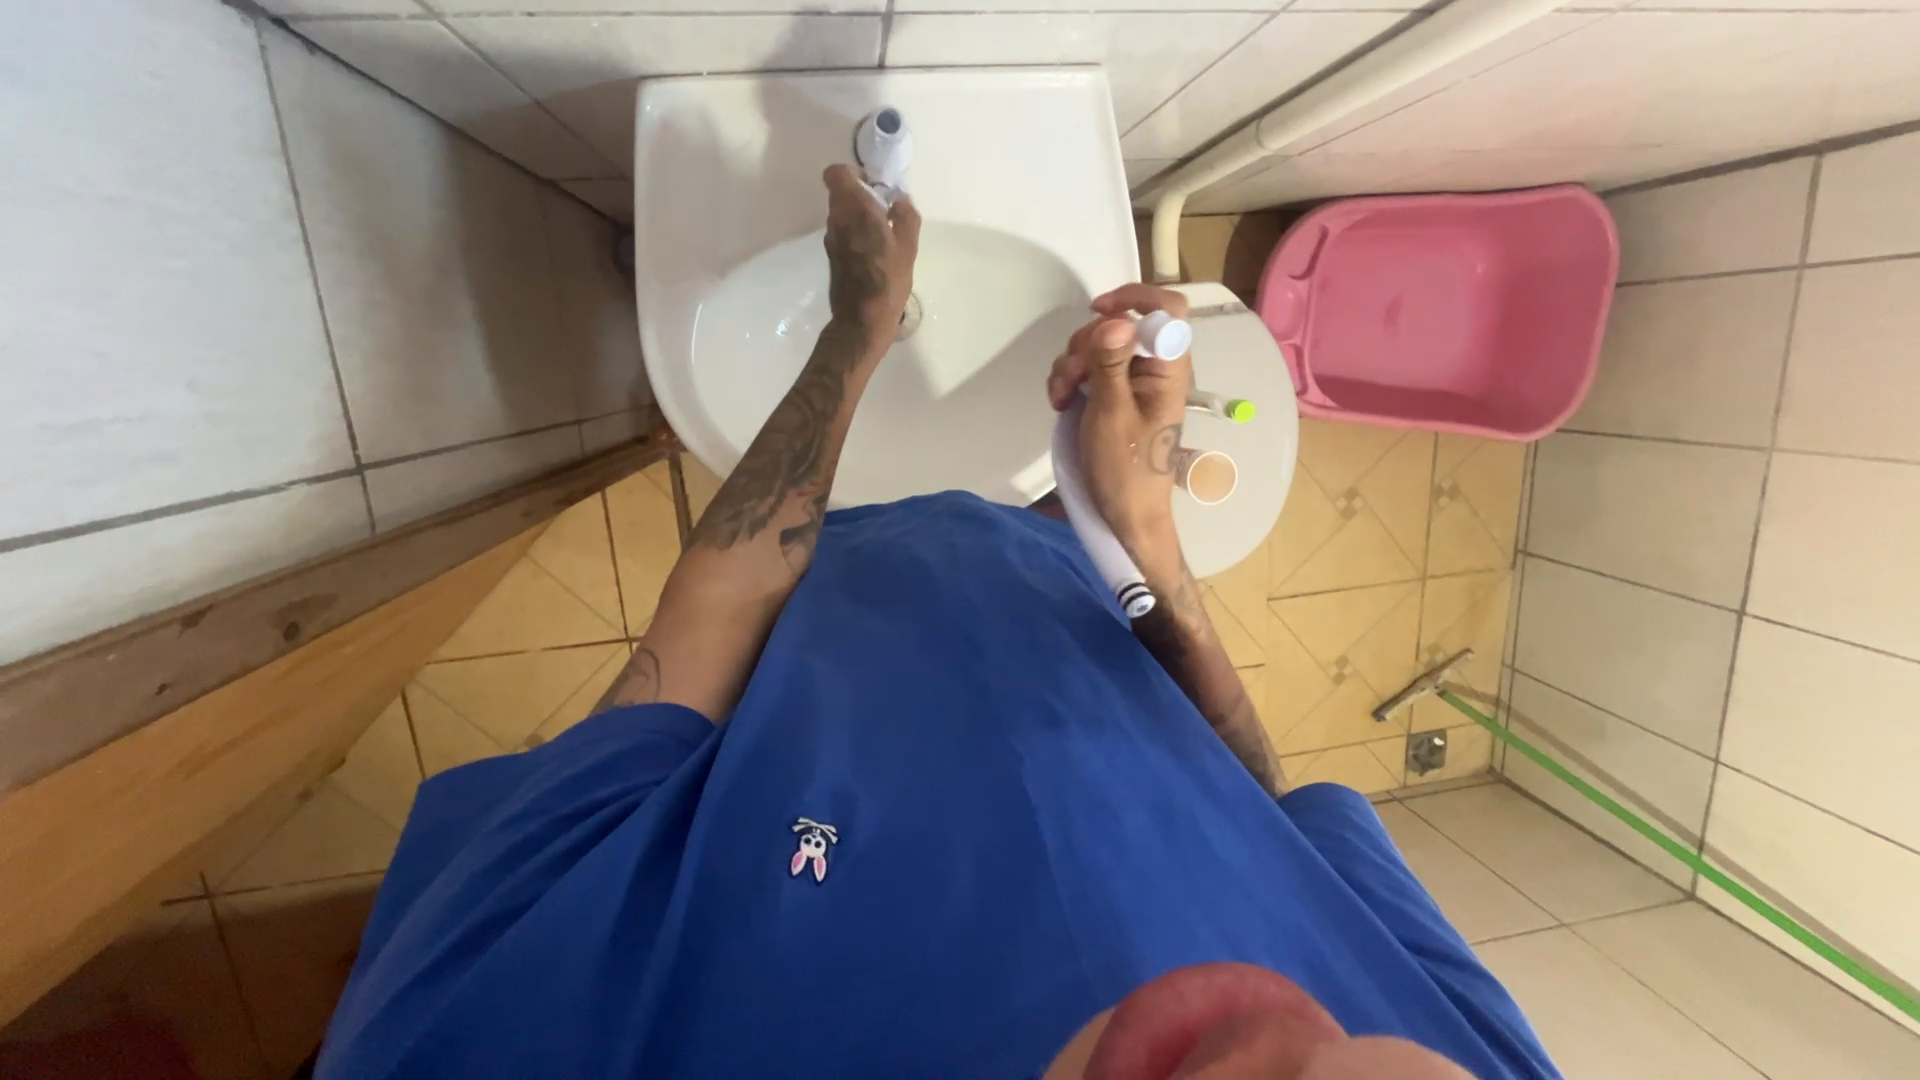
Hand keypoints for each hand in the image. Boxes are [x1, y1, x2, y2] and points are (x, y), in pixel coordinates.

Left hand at [822, 164, 919, 349]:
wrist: (862, 320)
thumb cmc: (887, 281)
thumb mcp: (908, 247)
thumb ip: (906, 216)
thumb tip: (899, 200)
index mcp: (854, 210)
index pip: (837, 173)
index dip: (853, 173)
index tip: (873, 185)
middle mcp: (837, 221)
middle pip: (841, 194)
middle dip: (861, 196)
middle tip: (885, 211)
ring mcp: (831, 240)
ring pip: (842, 215)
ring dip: (859, 217)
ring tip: (883, 235)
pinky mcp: (832, 257)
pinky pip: (843, 234)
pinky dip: (855, 235)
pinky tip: (874, 253)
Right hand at [1046, 284, 1193, 578]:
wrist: (1123, 515)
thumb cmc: (1125, 471)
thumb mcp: (1112, 415)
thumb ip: (1111, 365)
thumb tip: (1114, 321)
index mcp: (1167, 369)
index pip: (1166, 310)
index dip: (1134, 298)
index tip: (1097, 310)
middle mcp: (1151, 369)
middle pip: (1118, 326)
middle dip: (1086, 344)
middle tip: (1071, 378)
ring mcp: (1128, 383)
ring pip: (1096, 347)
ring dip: (1071, 365)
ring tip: (1061, 397)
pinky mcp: (1109, 397)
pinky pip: (1086, 369)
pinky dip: (1068, 379)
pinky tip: (1060, 402)